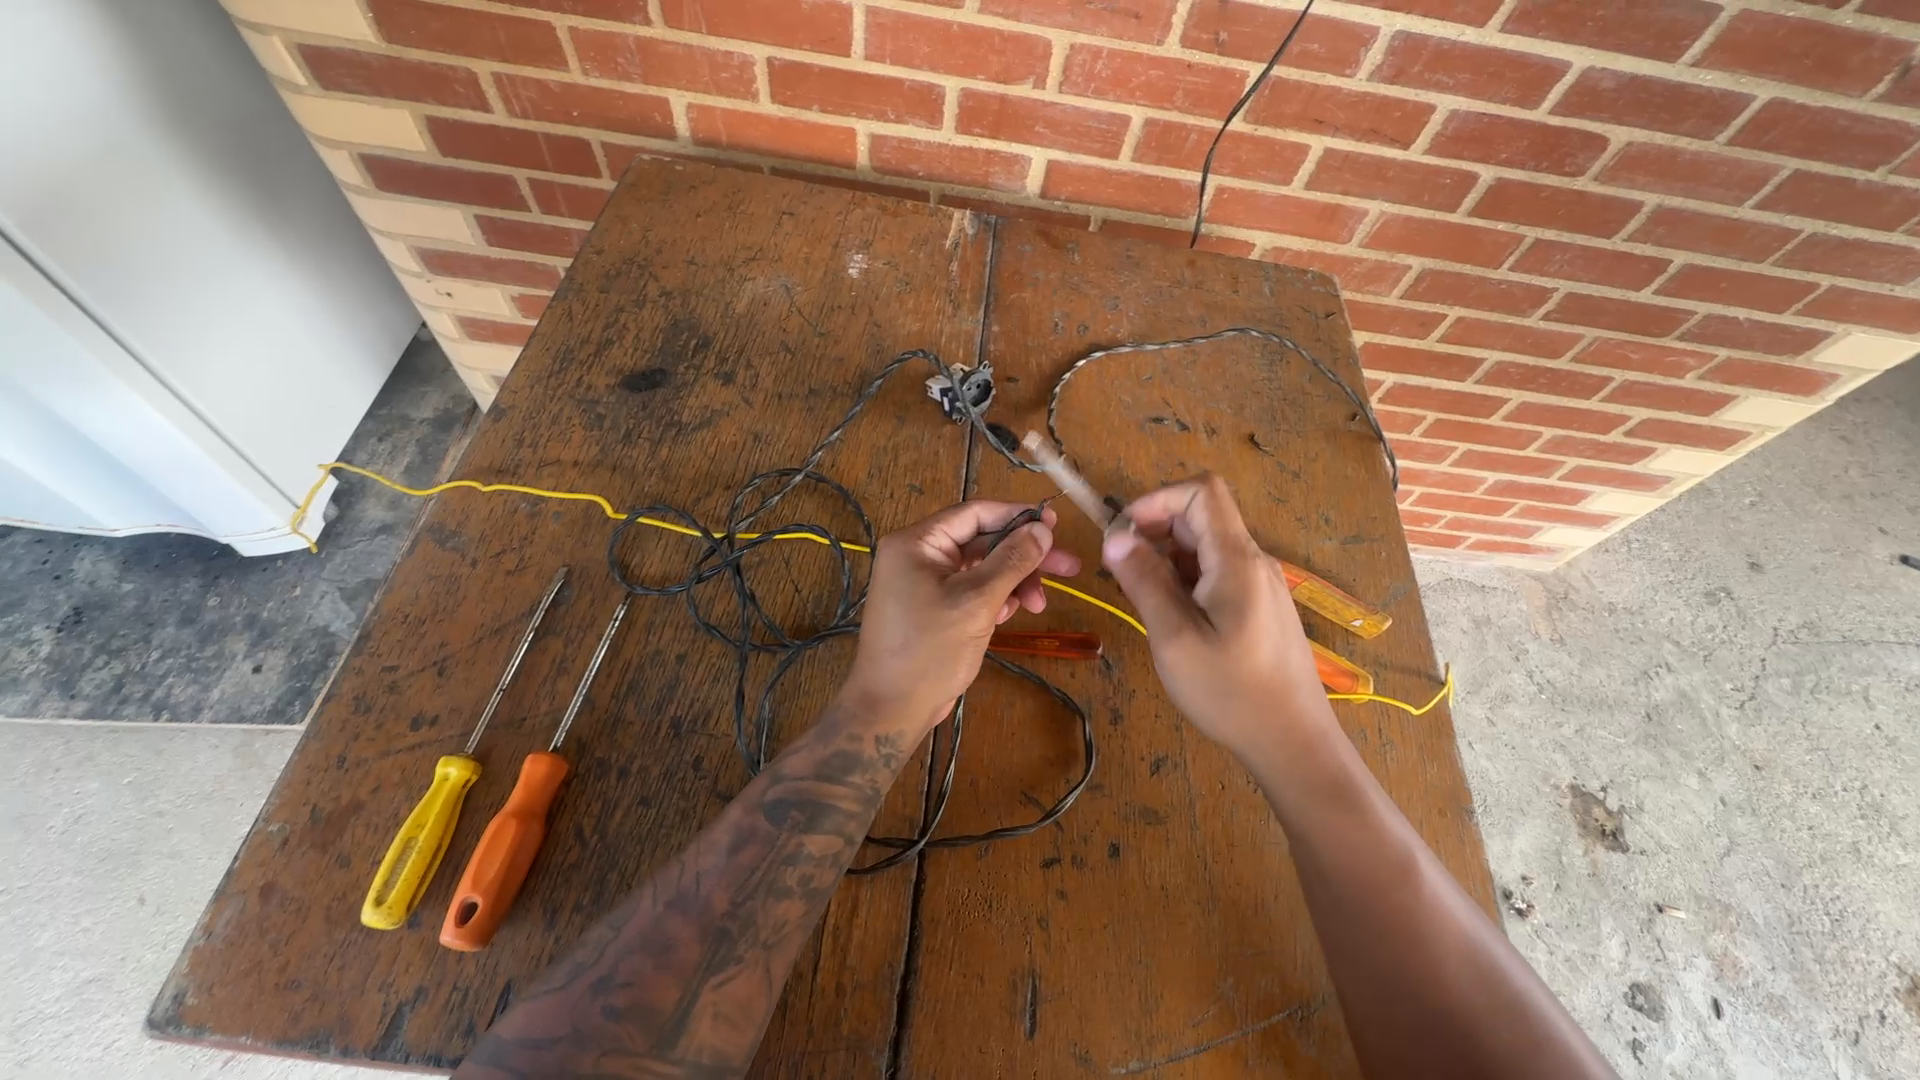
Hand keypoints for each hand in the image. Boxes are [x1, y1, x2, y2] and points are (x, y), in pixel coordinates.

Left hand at [847, 501, 1081, 731]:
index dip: (1017, 516)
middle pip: (982, 541)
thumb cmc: (930, 650)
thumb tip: (1042, 529)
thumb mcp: (977, 601)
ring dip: (1013, 581)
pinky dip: (995, 598)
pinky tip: (1009, 615)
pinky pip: (971, 589)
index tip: (1056, 525)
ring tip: (1037, 605)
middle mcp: (918, 555)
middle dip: (1023, 556)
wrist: (892, 707)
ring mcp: (923, 582)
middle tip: (1068, 568)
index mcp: (917, 542)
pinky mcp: (932, 606)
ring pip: (980, 567)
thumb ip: (1012, 561)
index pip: (975, 513)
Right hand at [1100, 475, 1330, 755]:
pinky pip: (1217, 573)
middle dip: (1154, 531)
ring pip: (1206, 547)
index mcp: (1236, 559)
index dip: (1156, 499)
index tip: (1122, 534)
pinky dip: (1185, 580)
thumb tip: (1115, 536)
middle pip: (1201, 516)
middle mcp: (1253, 561)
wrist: (1293, 741)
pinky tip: (1171, 617)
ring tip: (1141, 599)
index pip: (1201, 490)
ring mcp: (1260, 585)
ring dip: (1166, 559)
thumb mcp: (1175, 638)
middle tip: (1122, 573)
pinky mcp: (1259, 607)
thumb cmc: (1231, 692)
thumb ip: (1144, 581)